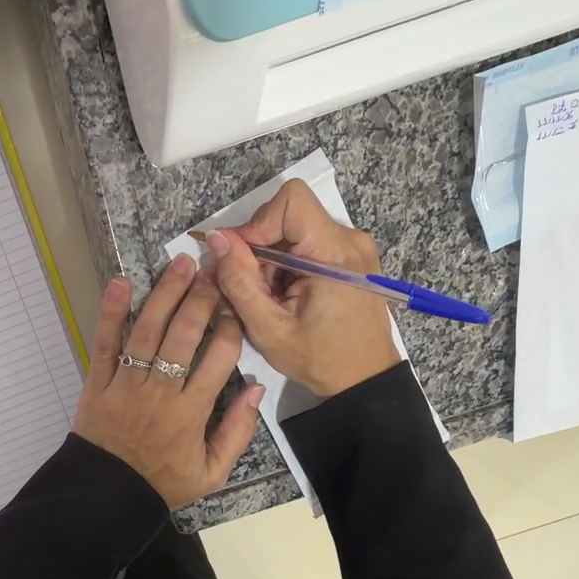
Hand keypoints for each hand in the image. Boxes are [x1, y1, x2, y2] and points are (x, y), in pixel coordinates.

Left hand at [74, 255, 263, 508]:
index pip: (219, 358)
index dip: (232, 326)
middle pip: (184, 336)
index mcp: (192, 414)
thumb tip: (257, 387)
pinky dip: (111, 313)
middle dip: (202, 299)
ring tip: (181, 264)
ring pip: (148, 332)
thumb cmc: (162, 482)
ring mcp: (126, 386)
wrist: (107, 496)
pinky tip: (122, 283)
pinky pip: (105, 344)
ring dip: (165, 294)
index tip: (238, 303)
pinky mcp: (97, 384)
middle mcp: (160, 393)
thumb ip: (238, 431)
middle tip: (213, 270)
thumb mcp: (211, 472)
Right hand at [206, 179, 402, 398]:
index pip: (291, 200)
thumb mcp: (268, 328)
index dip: (257, 223)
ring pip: (295, 229)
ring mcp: (354, 245)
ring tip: (274, 297)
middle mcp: (350, 239)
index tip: (242, 259)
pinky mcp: (351, 255)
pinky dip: (288, 264)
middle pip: (290, 215)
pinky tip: (289, 295)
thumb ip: (239, 281)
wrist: (363, 378)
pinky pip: (308, 242)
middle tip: (257, 289)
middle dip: (261, 248)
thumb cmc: (318, 359)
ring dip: (272, 259)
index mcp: (335, 254)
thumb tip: (216, 238)